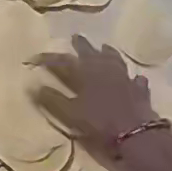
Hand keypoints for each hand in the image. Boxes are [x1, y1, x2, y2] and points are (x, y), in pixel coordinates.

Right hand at [33, 36, 162, 162]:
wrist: (135, 133)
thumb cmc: (99, 123)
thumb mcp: (70, 114)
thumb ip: (53, 99)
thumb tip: (33, 85)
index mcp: (85, 74)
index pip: (62, 62)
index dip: (48, 59)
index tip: (34, 57)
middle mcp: (104, 70)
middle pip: (90, 53)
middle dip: (81, 45)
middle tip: (75, 37)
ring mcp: (124, 78)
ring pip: (114, 60)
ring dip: (108, 53)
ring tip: (104, 47)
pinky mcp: (139, 90)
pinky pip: (135, 79)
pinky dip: (132, 77)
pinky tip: (134, 77)